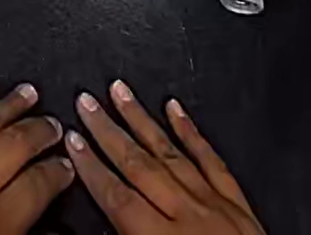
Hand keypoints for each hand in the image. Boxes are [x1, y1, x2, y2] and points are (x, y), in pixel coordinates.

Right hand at [67, 81, 265, 234]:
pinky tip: (174, 106)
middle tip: (85, 100)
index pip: (118, 198)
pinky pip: (211, 160)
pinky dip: (191, 131)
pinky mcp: (239, 205)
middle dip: (107, 130)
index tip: (71, 139)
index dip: (91, 167)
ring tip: (118, 89)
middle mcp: (188, 217)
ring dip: (140, 119)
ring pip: (169, 151)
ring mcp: (215, 206)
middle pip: (138, 165)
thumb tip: (103, 230)